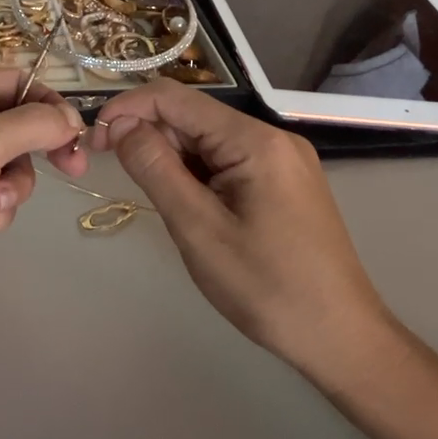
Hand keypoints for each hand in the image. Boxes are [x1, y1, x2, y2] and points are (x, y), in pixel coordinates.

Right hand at [89, 80, 396, 375]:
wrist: (343, 340)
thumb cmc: (268, 287)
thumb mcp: (198, 228)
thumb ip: (154, 167)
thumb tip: (118, 124)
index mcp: (254, 141)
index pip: (173, 98)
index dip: (126, 109)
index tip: (94, 141)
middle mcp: (271, 137)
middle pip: (190, 114)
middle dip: (145, 132)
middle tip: (113, 169)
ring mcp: (280, 159)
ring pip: (204, 137)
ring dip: (168, 155)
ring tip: (152, 195)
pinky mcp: (282, 181)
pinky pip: (223, 158)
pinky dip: (193, 171)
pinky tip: (185, 202)